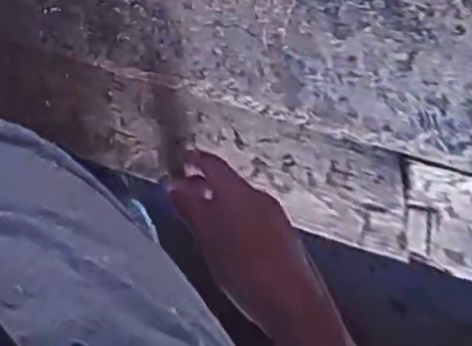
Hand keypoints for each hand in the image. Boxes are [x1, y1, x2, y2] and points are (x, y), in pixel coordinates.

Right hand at [166, 150, 354, 345]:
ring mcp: (279, 222)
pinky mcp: (289, 244)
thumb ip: (186, 204)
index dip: (190, 159)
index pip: (209, 161)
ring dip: (222, 206)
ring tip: (205, 222)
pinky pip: (256, 221)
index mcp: (238, 190)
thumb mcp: (203, 233)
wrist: (298, 313)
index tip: (179, 161)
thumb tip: (174, 186)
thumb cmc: (245, 267)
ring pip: (242, 202)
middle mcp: (261, 199)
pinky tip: (231, 243)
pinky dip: (239, 222)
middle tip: (186, 193)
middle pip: (227, 182)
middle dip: (205, 185)